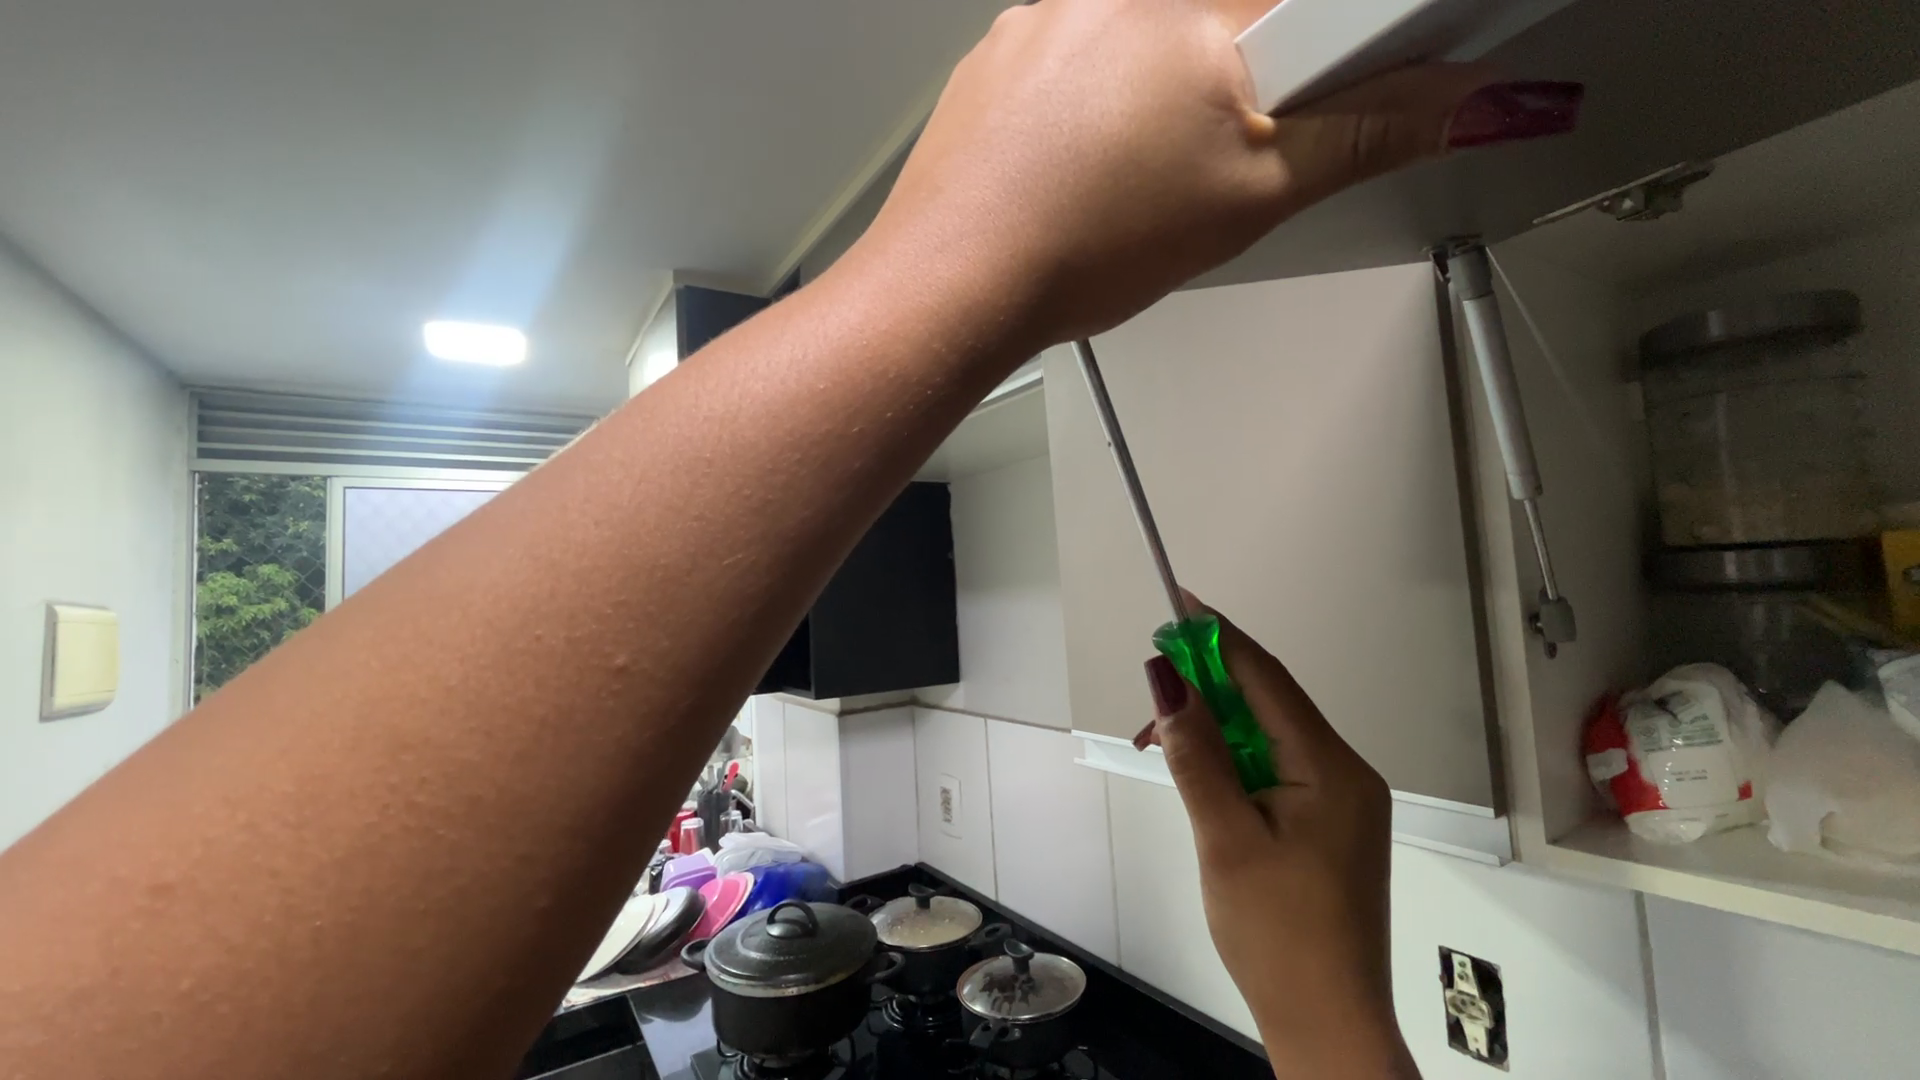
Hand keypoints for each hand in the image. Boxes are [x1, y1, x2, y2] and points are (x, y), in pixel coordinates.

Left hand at [859, 0, 1575, 347]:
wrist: (958, 283)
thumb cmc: (1076, 250)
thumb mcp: (1246, 202)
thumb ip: (1363, 138)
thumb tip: (1465, 101)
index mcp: (1196, 12)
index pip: (1312, 16)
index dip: (1331, 69)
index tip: (1323, 111)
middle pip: (1218, 31)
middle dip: (1225, 99)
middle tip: (1192, 171)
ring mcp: (1050, 17)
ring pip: (1141, 52)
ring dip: (1150, 110)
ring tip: (1122, 186)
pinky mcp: (1004, 51)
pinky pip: (1073, 68)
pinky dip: (1087, 115)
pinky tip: (1074, 173)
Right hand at [1139, 600, 1415, 1077]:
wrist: (1326, 1024)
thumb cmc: (1275, 933)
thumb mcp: (1224, 837)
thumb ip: (1195, 754)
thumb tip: (1165, 680)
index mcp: (1331, 769)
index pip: (1267, 680)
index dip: (1220, 637)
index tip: (1179, 603)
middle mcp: (1344, 773)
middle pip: (1268, 704)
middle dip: (1206, 687)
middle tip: (1152, 683)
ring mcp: (1338, 801)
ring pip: (1266, 737)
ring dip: (1212, 729)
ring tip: (1156, 740)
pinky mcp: (1326, 824)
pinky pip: (1272, 769)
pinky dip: (1230, 761)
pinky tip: (1197, 773)